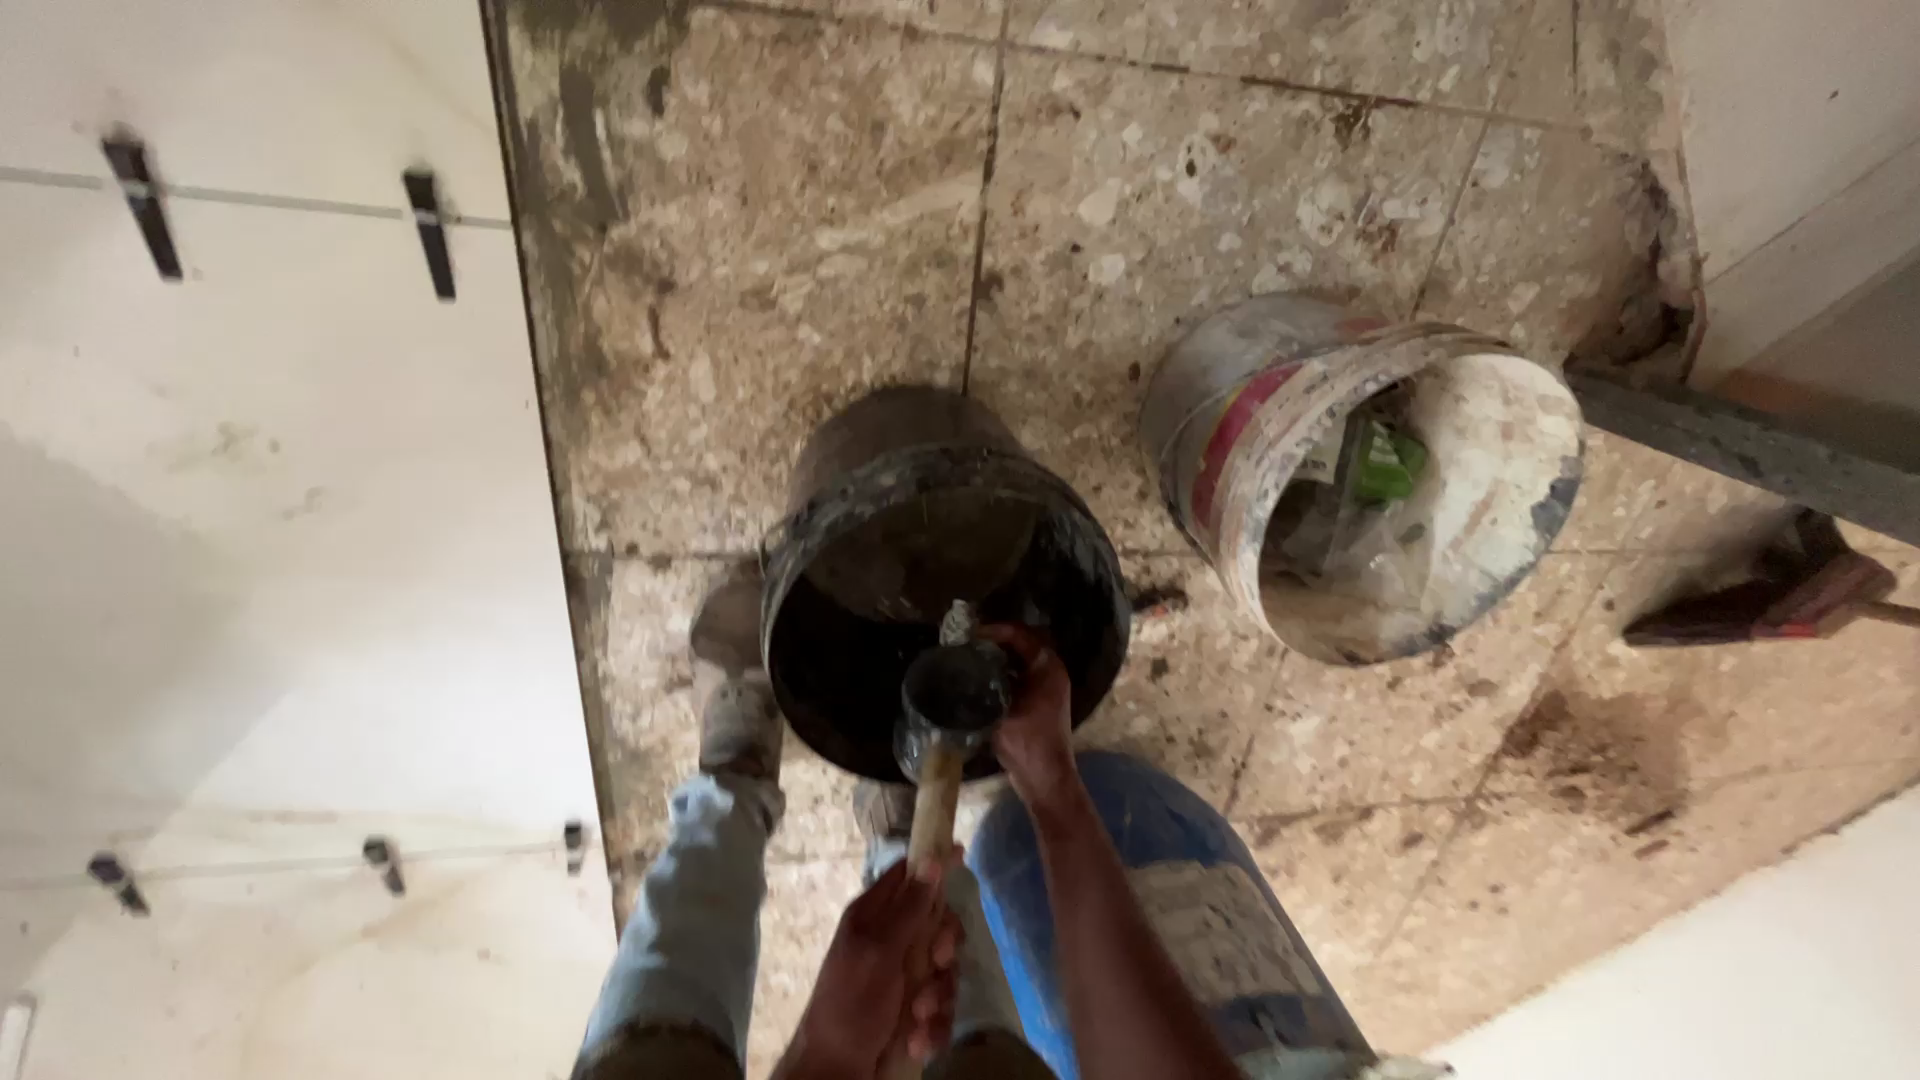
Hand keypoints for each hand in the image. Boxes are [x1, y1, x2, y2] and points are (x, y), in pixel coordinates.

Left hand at [776, 859, 962, 1078]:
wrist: (836, 1075)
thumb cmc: (849, 1005)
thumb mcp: (879, 951)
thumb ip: (909, 908)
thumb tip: (932, 858)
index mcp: (873, 916)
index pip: (908, 874)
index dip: (933, 865)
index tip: (960, 856)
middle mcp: (890, 941)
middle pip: (937, 923)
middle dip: (943, 949)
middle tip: (935, 963)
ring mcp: (903, 978)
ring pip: (944, 969)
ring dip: (937, 996)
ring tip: (918, 1019)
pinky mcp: (914, 1012)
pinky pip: (942, 1007)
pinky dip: (934, 1026)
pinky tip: (919, 1040)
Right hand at [977, 623, 1079, 809]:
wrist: (1045, 778)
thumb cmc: (1026, 743)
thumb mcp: (999, 711)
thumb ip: (981, 686)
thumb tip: (960, 667)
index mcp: (1047, 667)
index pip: (1020, 634)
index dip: (993, 630)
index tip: (968, 634)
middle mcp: (1050, 671)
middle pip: (1021, 643)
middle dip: (994, 639)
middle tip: (966, 641)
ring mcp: (1046, 686)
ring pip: (1019, 659)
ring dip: (997, 655)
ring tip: (969, 655)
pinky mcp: (1039, 700)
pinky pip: (1019, 674)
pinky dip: (1001, 671)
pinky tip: (979, 676)